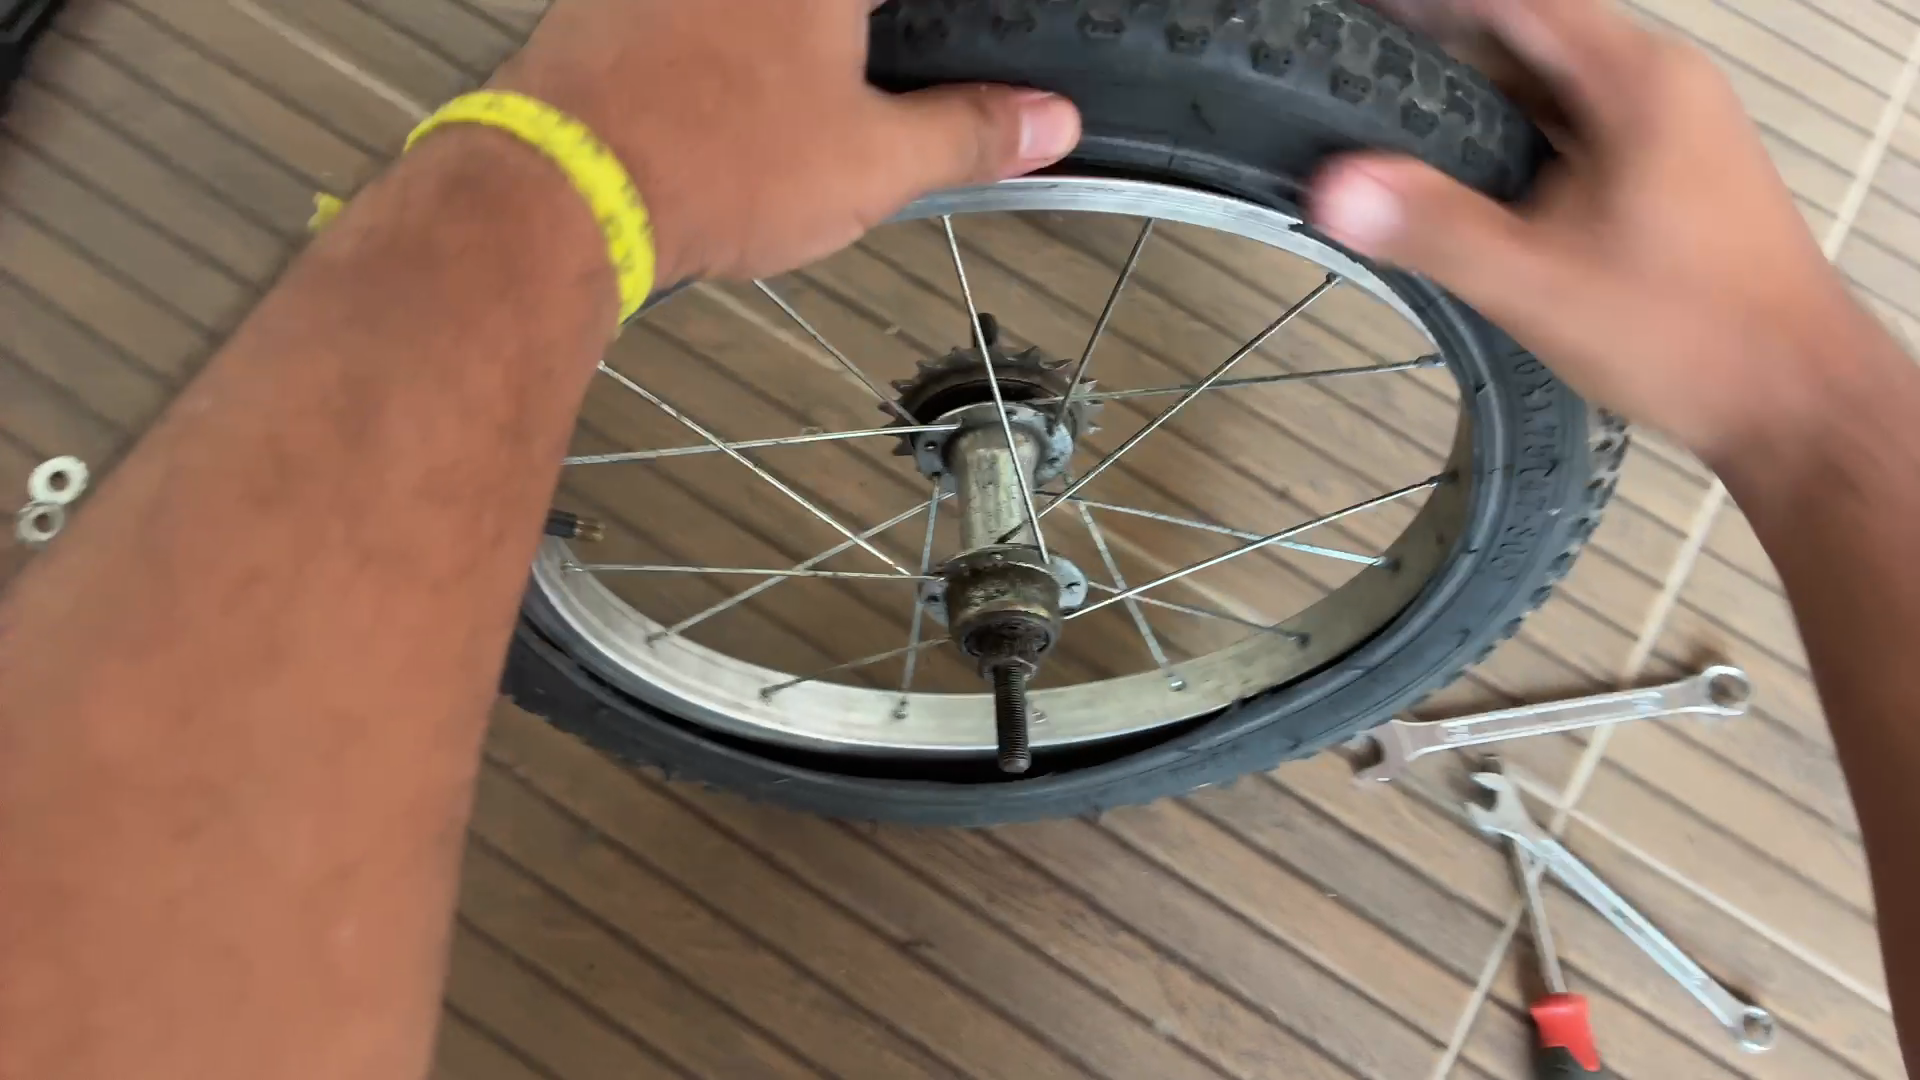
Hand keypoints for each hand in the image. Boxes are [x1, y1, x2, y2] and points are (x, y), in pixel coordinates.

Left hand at [490, 0, 1081, 285]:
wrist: (579, 185)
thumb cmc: (727, 165)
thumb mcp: (875, 164)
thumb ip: (969, 133)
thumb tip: (1051, 122)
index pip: (930, 0)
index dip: (953, 27)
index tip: (935, 77)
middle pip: (857, 15)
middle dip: (888, 43)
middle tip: (899, 84)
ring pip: (787, 19)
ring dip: (820, 49)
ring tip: (815, 114)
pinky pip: (731, 16)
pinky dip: (764, 42)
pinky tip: (760, 90)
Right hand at [1310, 0, 1859, 462]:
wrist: (1775, 389)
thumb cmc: (1675, 330)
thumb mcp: (1532, 280)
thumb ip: (1432, 229)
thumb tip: (1334, 188)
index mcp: (1634, 86)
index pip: (1515, 5)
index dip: (1432, 6)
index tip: (1362, 20)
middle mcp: (1649, 91)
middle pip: (1521, 44)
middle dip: (1433, 55)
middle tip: (1351, 81)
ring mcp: (1650, 134)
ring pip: (1534, 95)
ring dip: (1459, 103)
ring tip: (1379, 126)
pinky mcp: (1641, 177)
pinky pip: (1549, 137)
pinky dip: (1490, 145)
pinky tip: (1444, 182)